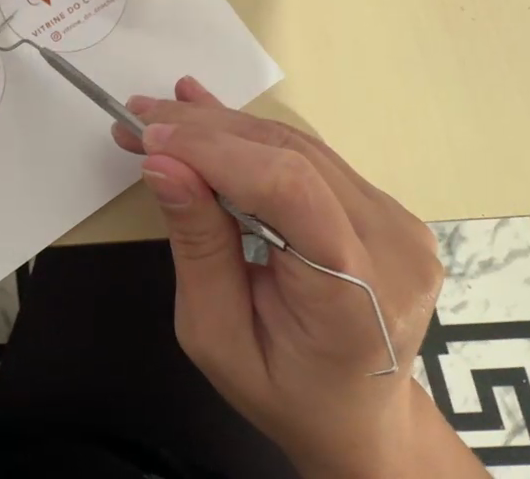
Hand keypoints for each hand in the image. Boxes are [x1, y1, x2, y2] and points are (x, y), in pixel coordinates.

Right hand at [117, 77, 459, 478]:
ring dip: (218, 126)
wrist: (357, 417)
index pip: (287, 188)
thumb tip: (162, 165)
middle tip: (133, 119)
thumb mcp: (217, 335)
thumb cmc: (282, 389)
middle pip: (289, 155)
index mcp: (356, 293)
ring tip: (154, 119)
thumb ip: (197, 246)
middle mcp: (392, 245)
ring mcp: (396, 221)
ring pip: (294, 144)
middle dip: (202, 130)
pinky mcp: (382, 206)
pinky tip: (202, 112)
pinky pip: (306, 155)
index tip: (145, 138)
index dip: (213, 151)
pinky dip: (246, 137)